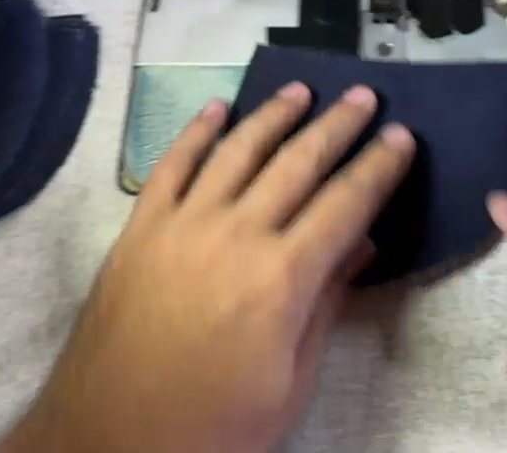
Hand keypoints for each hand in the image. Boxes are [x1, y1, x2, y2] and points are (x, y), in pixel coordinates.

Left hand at [0, 83, 414, 452]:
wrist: (105, 445)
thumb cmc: (213, 428)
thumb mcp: (289, 385)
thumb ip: (325, 305)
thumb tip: (360, 242)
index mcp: (281, 278)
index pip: (346, 204)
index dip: (378, 167)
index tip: (401, 135)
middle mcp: (236, 234)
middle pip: (299, 162)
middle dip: (338, 124)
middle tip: (363, 94)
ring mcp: (183, 224)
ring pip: (239, 150)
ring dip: (274, 114)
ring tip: (301, 89)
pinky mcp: (141, 228)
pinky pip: (172, 164)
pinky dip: (195, 131)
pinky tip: (216, 106)